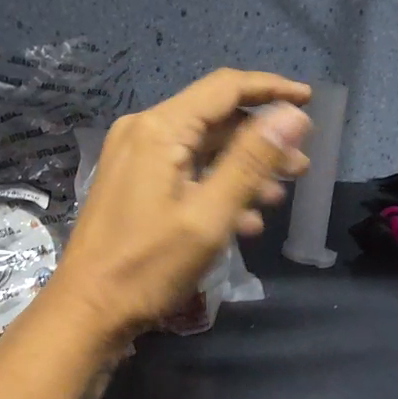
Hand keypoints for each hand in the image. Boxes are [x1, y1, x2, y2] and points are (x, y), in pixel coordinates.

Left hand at [44, 68, 312, 343]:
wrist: (87, 311)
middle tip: (301, 170)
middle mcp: (144, 130)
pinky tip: (243, 221)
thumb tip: (293, 115)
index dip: (271, 89)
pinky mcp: (133, 181)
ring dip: (243, 168)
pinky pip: (185, 169)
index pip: (226, 87)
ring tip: (277, 198)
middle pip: (216, 117)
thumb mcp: (209, 215)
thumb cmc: (148, 266)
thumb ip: (252, 160)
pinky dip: (216, 185)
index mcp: (160, 129)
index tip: (310, 102)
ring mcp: (134, 156)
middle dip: (262, 140)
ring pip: (203, 146)